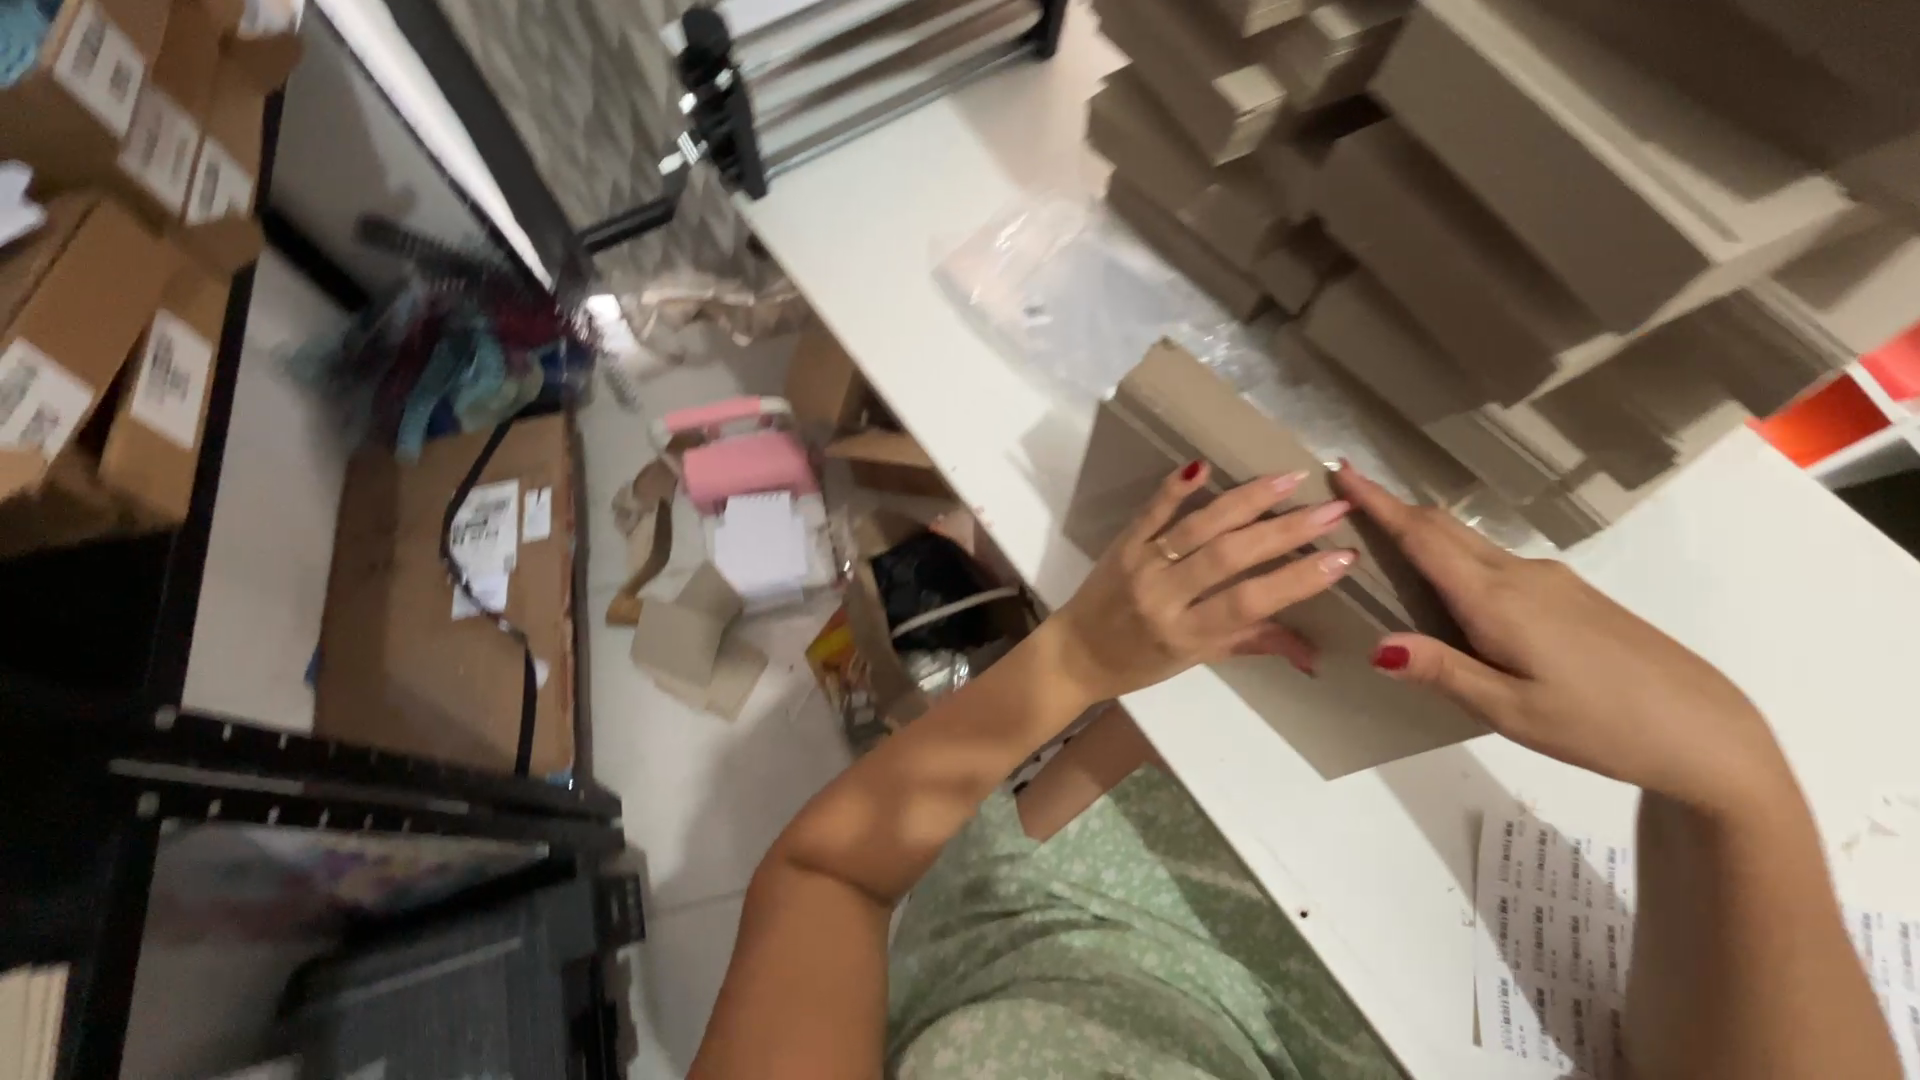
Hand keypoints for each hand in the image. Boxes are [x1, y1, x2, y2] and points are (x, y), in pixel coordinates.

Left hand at [1047, 460, 1361, 704]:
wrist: (1074, 654)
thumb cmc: (1140, 663)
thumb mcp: (1196, 660)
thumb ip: (1252, 643)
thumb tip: (1314, 654)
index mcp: (1187, 632)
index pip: (1249, 601)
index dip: (1297, 580)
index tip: (1343, 558)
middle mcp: (1164, 595)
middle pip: (1228, 556)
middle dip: (1285, 531)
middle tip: (1333, 510)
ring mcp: (1140, 564)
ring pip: (1196, 528)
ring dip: (1245, 501)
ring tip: (1288, 479)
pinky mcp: (1121, 543)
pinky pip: (1150, 512)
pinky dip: (1174, 488)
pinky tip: (1204, 465)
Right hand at [1334, 465, 1795, 817]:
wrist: (1708, 733)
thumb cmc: (1601, 726)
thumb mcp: (1510, 710)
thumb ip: (1442, 671)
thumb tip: (1376, 644)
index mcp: (1496, 600)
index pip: (1423, 538)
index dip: (1378, 503)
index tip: (1343, 471)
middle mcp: (1520, 576)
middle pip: (1445, 529)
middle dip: (1394, 509)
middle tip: (1349, 498)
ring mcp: (1551, 581)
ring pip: (1470, 544)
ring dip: (1424, 534)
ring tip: (1385, 547)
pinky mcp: (1571, 595)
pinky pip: (1494, 563)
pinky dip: (1455, 559)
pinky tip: (1450, 591)